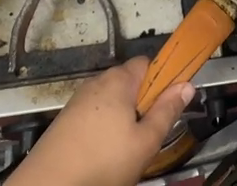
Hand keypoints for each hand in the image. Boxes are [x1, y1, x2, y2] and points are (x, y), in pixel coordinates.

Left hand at [9, 57, 194, 185]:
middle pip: (130, 82)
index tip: (170, 103)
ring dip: (124, 118)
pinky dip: (104, 128)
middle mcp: (98, 81)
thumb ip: (167, 111)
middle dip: (143, 104)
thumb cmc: (103, 161)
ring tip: (127, 149)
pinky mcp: (67, 118)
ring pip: (113, 101)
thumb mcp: (145, 142)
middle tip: (149, 134)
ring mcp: (79, 99)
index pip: (148, 63)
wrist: (49, 184)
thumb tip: (187, 85)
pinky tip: (103, 154)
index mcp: (119, 80)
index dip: (163, 79)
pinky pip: (96, 113)